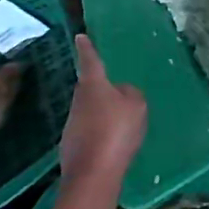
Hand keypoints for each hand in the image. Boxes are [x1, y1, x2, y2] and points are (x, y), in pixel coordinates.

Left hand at [60, 34, 146, 187]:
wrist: (94, 172)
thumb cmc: (117, 130)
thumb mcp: (136, 105)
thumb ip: (130, 93)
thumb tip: (121, 91)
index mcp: (94, 87)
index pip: (91, 62)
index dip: (87, 49)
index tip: (80, 37)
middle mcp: (79, 102)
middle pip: (89, 88)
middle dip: (100, 85)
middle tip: (116, 87)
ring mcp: (72, 124)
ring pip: (90, 108)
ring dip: (102, 109)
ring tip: (121, 118)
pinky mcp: (72, 143)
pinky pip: (90, 127)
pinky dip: (101, 128)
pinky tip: (114, 138)